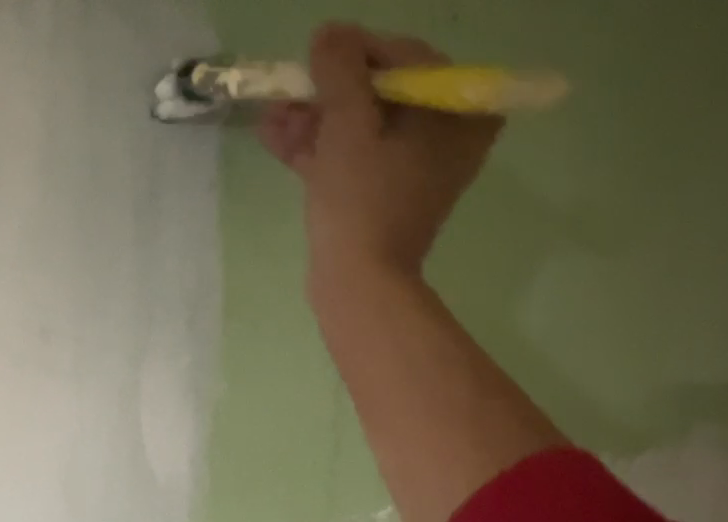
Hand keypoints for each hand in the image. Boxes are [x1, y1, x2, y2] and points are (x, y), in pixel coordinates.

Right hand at [259, 24, 501, 287]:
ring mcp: (412, 171)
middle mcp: (444, 137)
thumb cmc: (362, 200)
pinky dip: (318, 150)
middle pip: (379, 95)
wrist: (358, 283)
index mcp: (456, 114)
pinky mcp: (383, 198)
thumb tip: (329, 34)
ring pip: (360, 129)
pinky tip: (276, 137)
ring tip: (271, 115)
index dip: (354, 53)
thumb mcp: (349, 124)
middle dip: (326, 92)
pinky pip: (352, 160)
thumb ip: (340, 69)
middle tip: (287, 88)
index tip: (313, 57)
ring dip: (313, 121)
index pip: (404, 59)